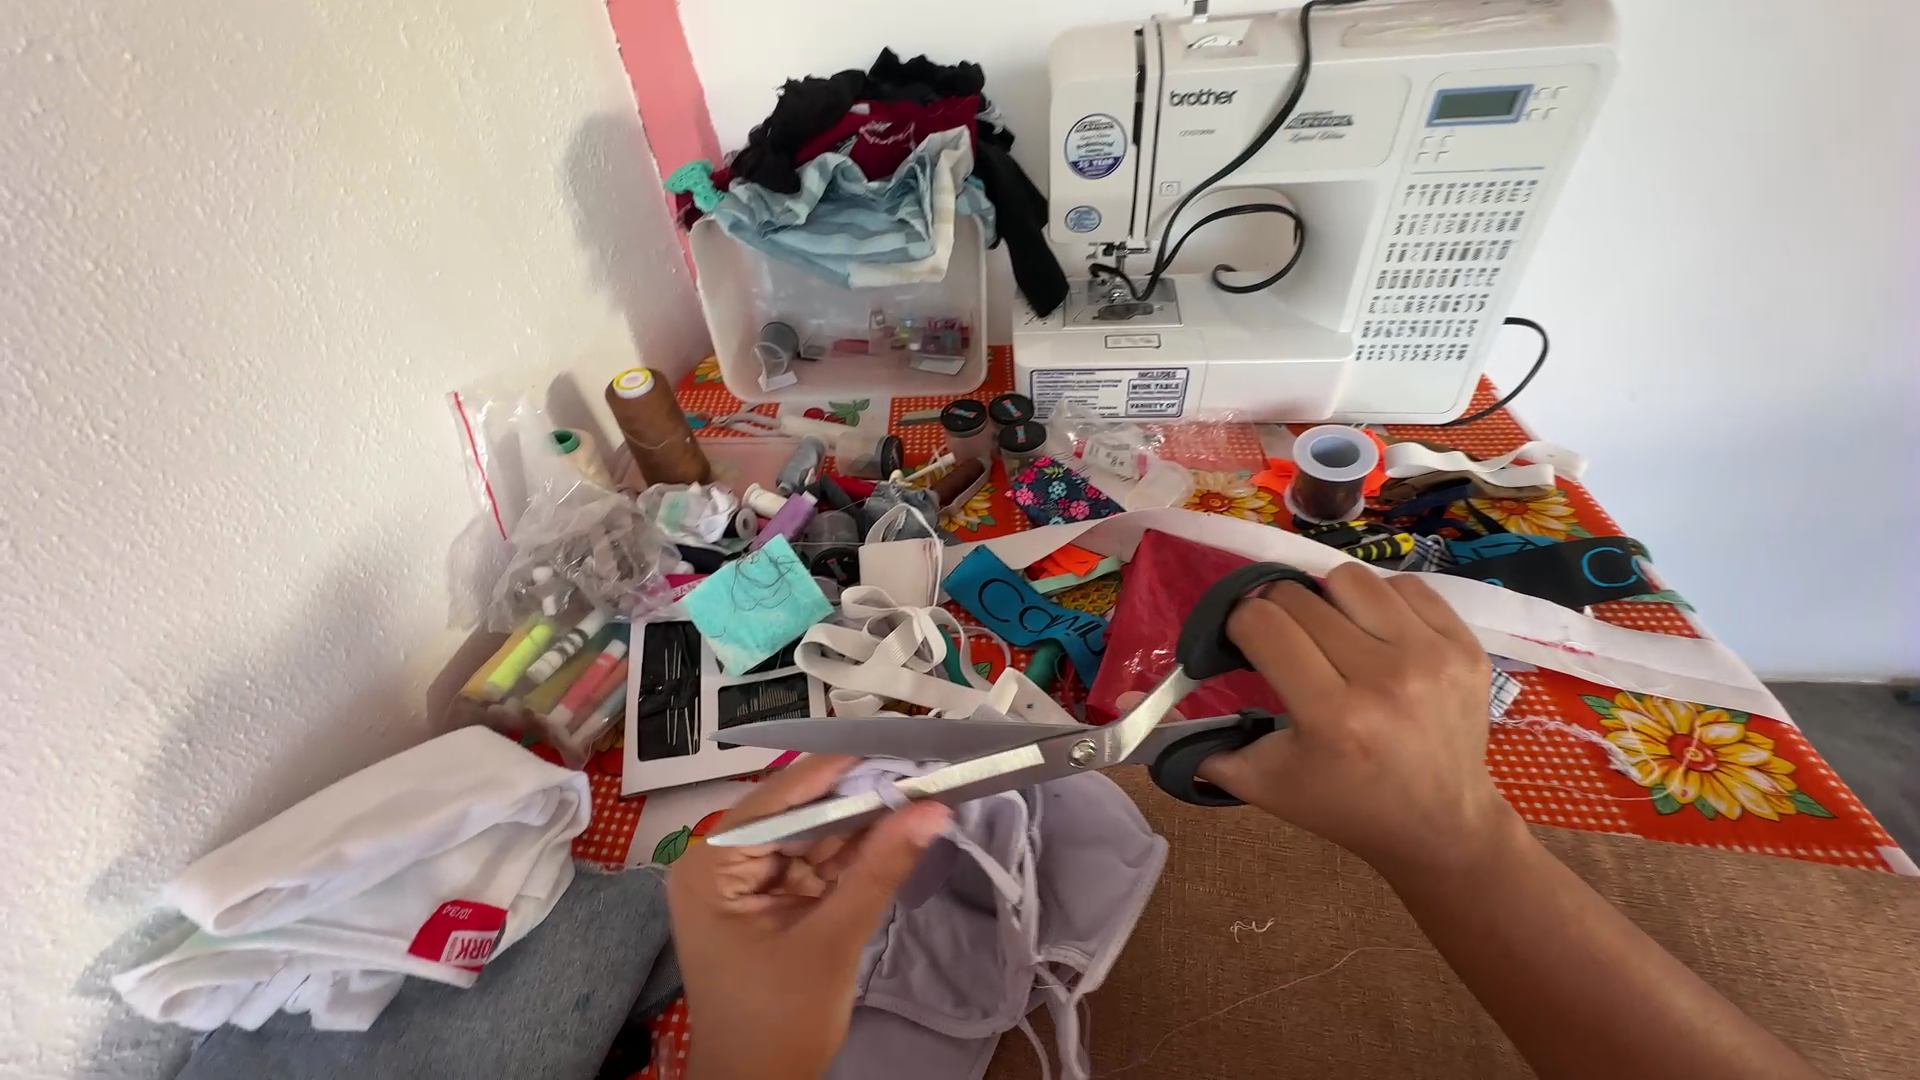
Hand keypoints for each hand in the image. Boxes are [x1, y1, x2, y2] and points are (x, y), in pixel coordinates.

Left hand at [666, 755, 951, 1079]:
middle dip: (858, 795)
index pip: (780, 798)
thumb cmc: (777, 1026)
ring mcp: (749, 877)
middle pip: (800, 810)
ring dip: (864, 819)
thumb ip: (880, 869)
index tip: (892, 742)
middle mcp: (723, 859)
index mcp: (712, 864)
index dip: (838, 769)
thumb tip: (933, 809)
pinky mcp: (774, 895)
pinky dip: (857, 850)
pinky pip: (821, 858)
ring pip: (816, 831)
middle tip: (915, 766)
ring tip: (917, 788)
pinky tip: (898, 826)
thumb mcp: (832, 942)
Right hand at [1196, 563, 1518, 879]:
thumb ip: (1190, 738)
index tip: (1243, 644)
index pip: (1261, 621)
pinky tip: (1372, 634)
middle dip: (1275, 613)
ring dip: (1324, 600)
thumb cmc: (1340, 806)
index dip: (1238, 624)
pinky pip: (1402, 585)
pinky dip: (1376, 601)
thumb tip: (1121, 698)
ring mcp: (1432, 656)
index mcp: (1331, 715)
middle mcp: (1385, 677)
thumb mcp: (1258, 780)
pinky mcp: (1466, 646)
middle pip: (1298, 596)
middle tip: (1281, 643)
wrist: (1442, 827)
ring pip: (1348, 579)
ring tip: (1327, 633)